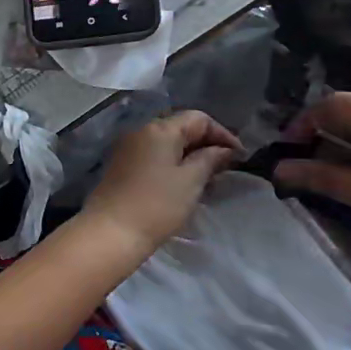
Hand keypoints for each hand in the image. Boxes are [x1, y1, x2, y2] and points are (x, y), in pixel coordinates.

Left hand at [82, 110, 239, 247]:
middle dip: (205, 144)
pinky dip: (171, 164)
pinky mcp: (120, 166)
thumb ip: (210, 159)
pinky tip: (183, 182)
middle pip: (180, 128)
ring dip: (189, 155)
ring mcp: (127, 149)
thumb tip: (223, 149)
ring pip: (166, 143)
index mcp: (158, 129)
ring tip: (208, 177)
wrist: (111, 230)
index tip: (239, 156)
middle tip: (225, 167)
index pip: (198, 118)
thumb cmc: (157, 204)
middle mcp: (140, 132)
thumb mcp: (191, 180)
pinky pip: (152, 156)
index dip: (222, 134)